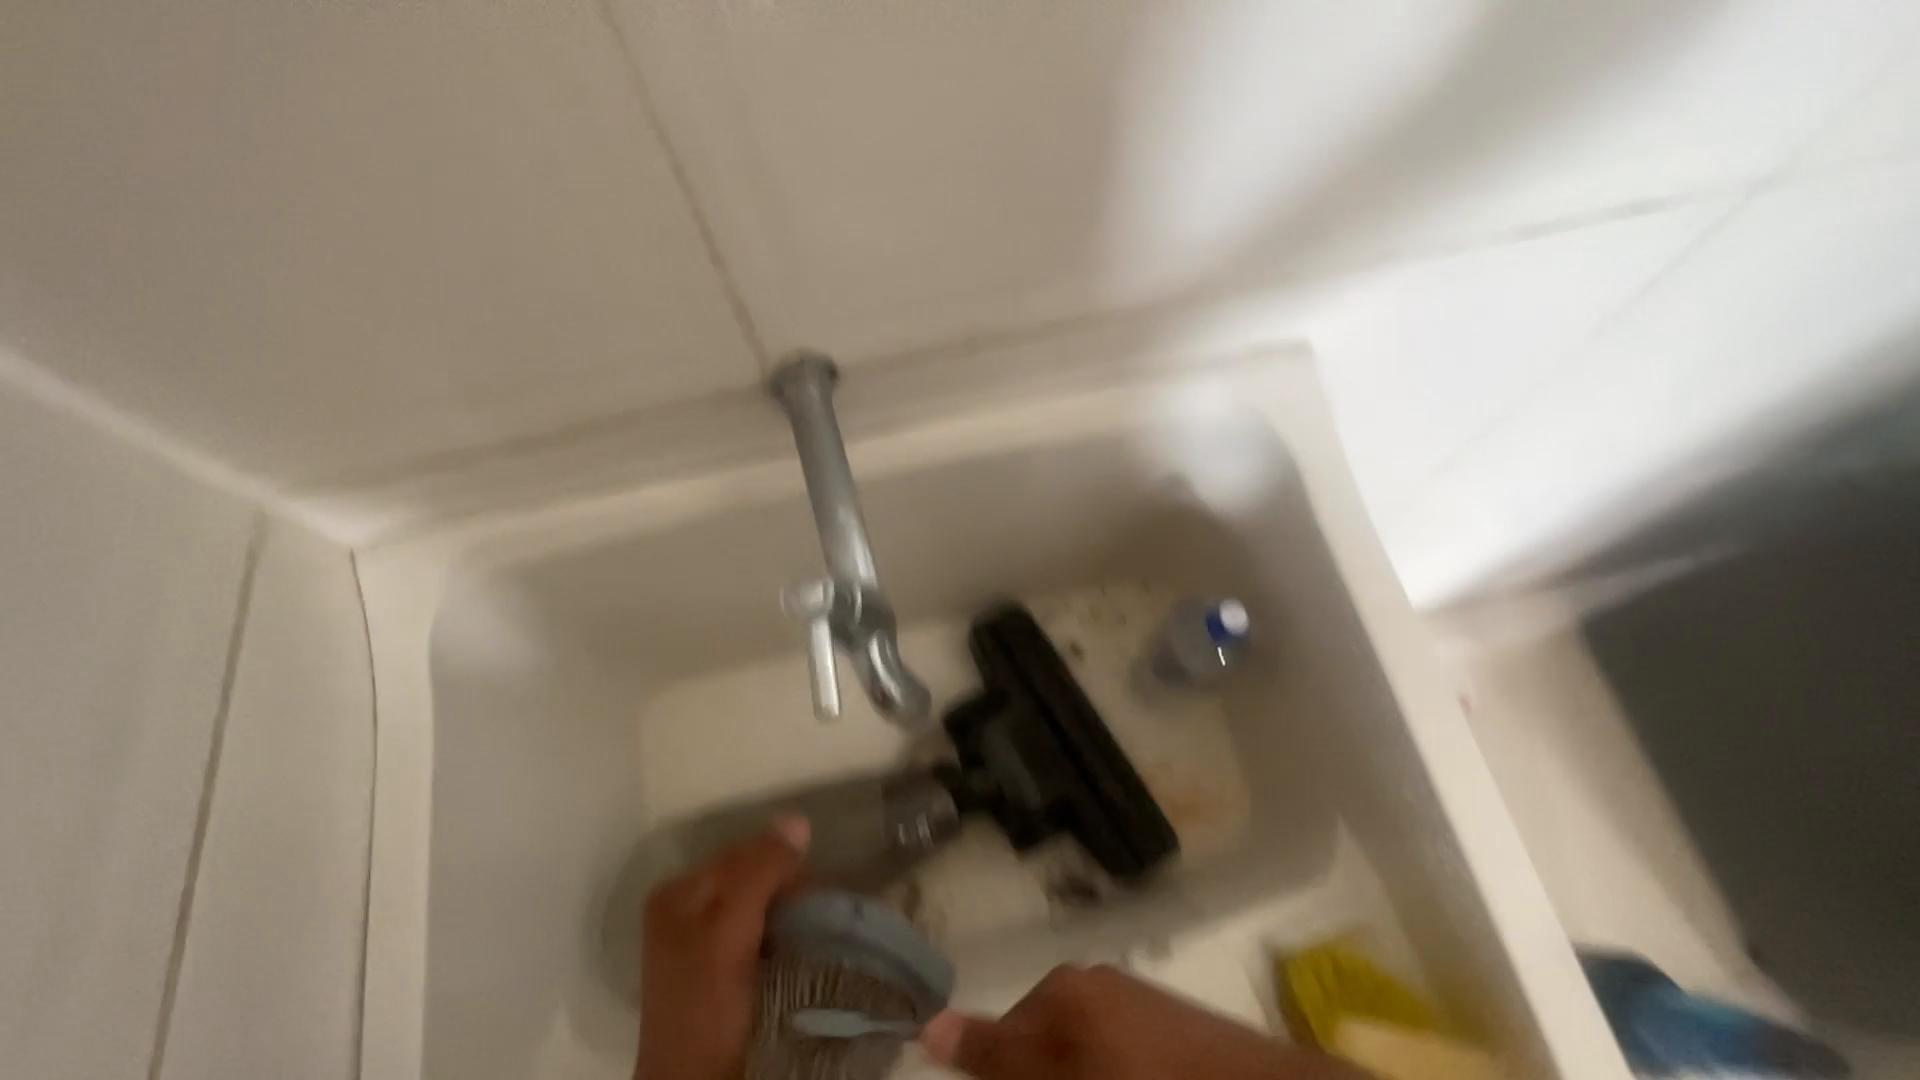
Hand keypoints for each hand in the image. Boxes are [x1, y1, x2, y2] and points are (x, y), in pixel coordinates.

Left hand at [635, 817, 810, 1079]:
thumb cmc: (705, 1003)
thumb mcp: (729, 932)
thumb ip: (759, 873)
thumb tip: (797, 819)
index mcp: (677, 891)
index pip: (742, 852)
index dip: (783, 862)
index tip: (818, 891)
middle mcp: (684, 907)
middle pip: (749, 875)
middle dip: (786, 887)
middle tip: (817, 913)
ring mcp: (700, 940)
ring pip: (757, 902)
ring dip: (787, 911)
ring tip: (813, 930)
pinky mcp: (719, 968)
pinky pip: (758, 930)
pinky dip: (781, 933)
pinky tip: (794, 948)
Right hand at [919, 963, 1366, 1079]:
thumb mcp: (1056, 1075)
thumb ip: (995, 1056)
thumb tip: (927, 1025)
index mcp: (1063, 988)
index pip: (1002, 1042)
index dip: (999, 1077)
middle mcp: (1097, 984)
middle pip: (1042, 1046)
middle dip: (1036, 1074)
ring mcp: (1137, 1004)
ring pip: (1083, 1054)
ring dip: (1073, 1072)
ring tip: (1090, 1078)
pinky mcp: (1171, 1027)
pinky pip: (1120, 1055)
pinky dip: (1109, 1071)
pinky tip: (1132, 1078)